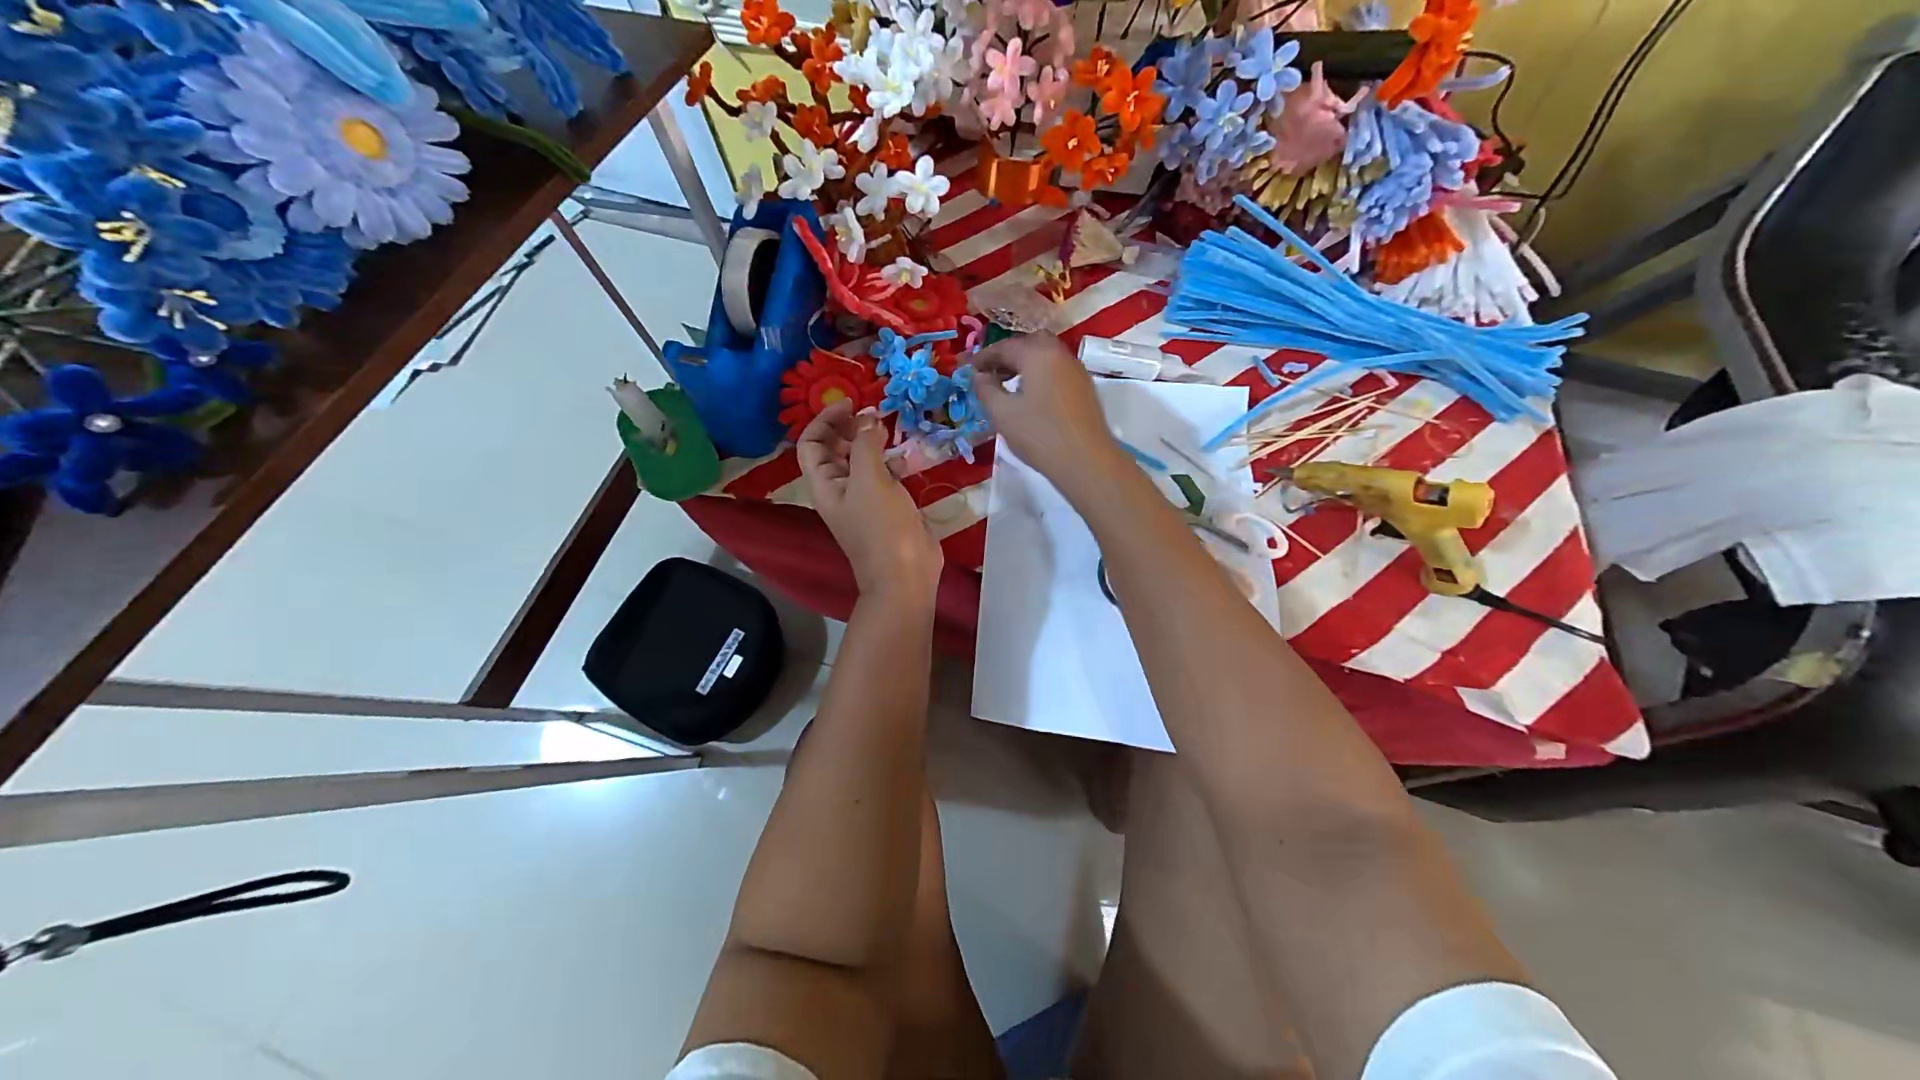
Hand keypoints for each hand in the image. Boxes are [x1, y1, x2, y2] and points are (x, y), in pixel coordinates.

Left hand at [798, 400, 942, 601]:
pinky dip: (893, 462)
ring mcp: (865, 499)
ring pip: (862, 461)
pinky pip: (885, 476)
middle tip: (874, 413)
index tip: (851, 404)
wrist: (905, 573)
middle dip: (851, 427)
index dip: (826, 420)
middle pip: (836, 449)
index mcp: (825, 484)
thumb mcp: (870, 480)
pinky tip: (907, 457)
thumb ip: (866, 444)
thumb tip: (869, 419)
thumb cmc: (882, 527)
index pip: (811, 444)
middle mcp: (840, 490)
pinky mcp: (888, 507)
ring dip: (873, 443)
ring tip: (891, 429)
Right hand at [972, 333, 1128, 502]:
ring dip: (1025, 364)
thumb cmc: (1040, 435)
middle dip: (1008, 355)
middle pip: (1030, 344)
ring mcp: (1076, 370)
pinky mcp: (1085, 388)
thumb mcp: (1003, 413)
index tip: (968, 370)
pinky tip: (1030, 397)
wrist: (1086, 460)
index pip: (1005, 346)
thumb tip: (979, 376)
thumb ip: (986, 389)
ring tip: (1008, 386)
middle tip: (991, 373)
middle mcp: (1060, 354)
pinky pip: (1057, 371)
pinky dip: (1040, 375)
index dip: (983, 357)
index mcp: (1038, 354)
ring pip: (1046, 356)